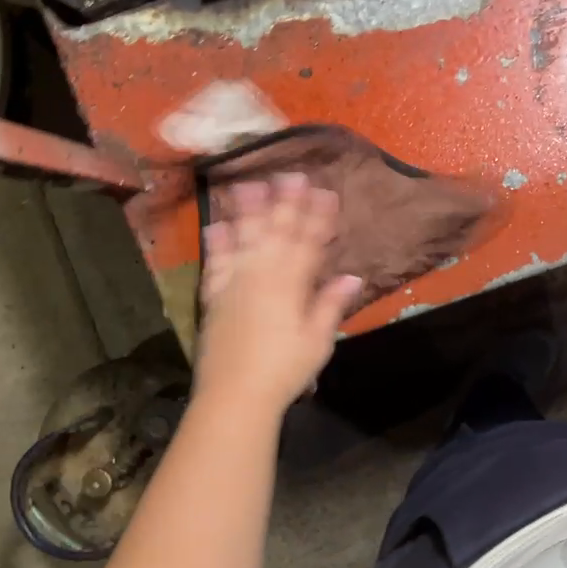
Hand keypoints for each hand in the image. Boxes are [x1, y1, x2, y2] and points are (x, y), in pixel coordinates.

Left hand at [191, 174, 361, 413]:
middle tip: (292, 173)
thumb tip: (352, 276)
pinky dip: (218, 242)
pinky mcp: (214, 297)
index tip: (326, 191)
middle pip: (277, 232)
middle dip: (287, 203)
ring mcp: (235, 283)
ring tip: (251, 182)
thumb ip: (330, 305)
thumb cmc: (284, 370)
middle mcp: (262, 275)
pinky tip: (218, 223)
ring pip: (244, 238)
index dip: (318, 217)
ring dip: (250, 210)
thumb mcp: (317, 341)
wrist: (235, 393)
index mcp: (291, 285)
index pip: (309, 243)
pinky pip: (216, 262)